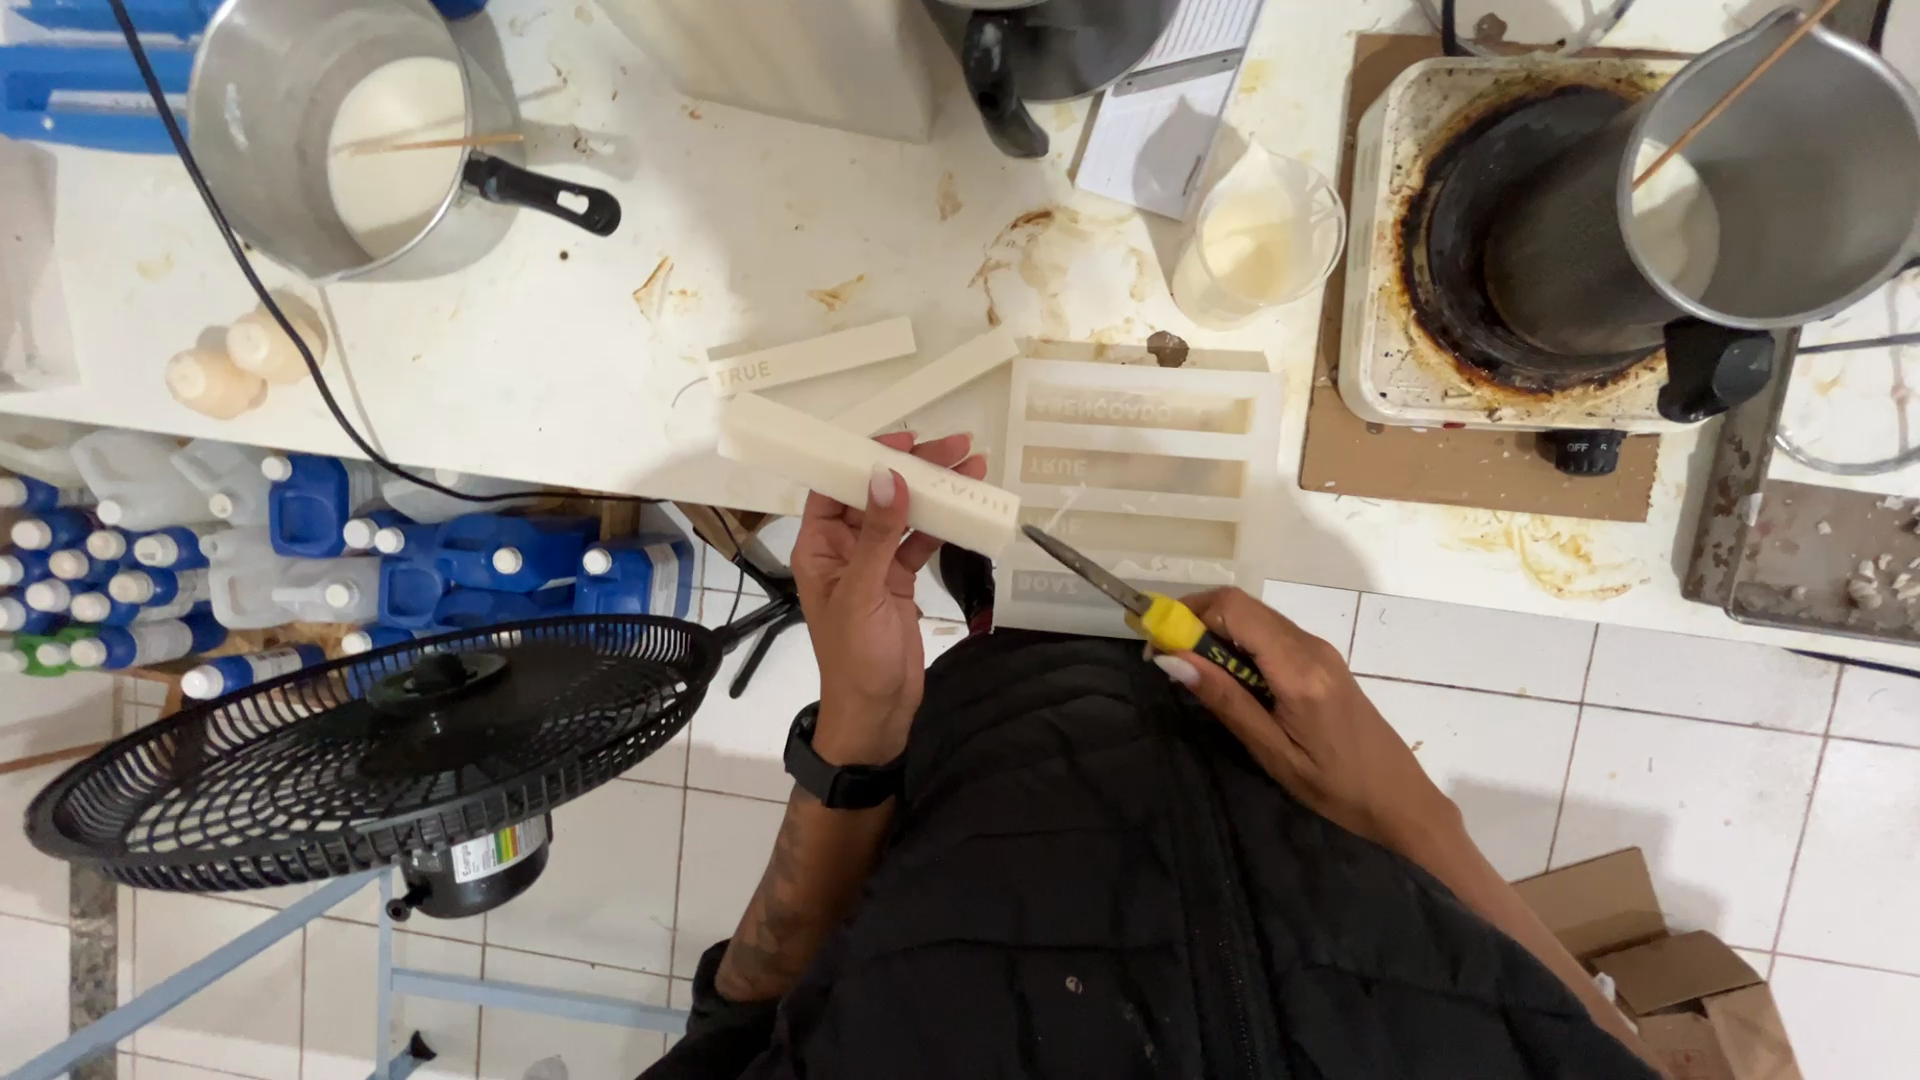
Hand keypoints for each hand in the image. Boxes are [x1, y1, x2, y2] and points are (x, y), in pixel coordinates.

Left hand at [790, 432, 986, 765]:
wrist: (878, 711)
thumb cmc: (856, 658)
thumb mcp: (864, 593)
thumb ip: (878, 534)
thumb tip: (888, 477)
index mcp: (819, 547)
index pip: (836, 487)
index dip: (866, 458)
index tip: (905, 440)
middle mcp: (844, 548)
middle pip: (876, 494)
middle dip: (914, 469)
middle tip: (955, 447)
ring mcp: (874, 563)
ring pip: (903, 514)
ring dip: (934, 492)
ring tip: (971, 466)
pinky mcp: (899, 579)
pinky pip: (919, 542)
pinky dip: (942, 525)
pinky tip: (966, 508)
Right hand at [1155, 588, 1459, 854]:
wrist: (1402, 802)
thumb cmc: (1336, 788)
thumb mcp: (1272, 751)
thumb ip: (1224, 700)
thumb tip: (1172, 658)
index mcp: (1298, 669)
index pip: (1234, 609)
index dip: (1188, 613)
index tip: (1157, 641)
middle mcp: (1311, 646)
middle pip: (1240, 605)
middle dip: (1195, 619)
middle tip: (1166, 654)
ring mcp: (1319, 649)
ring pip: (1254, 616)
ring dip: (1215, 630)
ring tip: (1191, 669)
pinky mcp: (1321, 659)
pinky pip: (1269, 633)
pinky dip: (1237, 641)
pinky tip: (1228, 677)